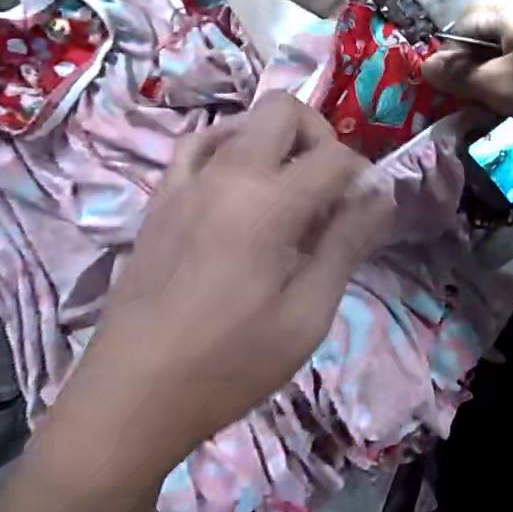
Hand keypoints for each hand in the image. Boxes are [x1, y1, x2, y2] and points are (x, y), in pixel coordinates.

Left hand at [55, 94, 391, 478]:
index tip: (366, 210)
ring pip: (241, 120)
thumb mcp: (309, 313)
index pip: (335, 156)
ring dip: (277, 139)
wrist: (130, 400)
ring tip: (290, 188)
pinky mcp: (159, 202)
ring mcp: (186, 184)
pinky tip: (240, 184)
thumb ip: (347, 243)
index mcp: (269, 204)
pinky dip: (229, 146)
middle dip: (321, 136)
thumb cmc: (232, 363)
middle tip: (330, 188)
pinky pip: (196, 146)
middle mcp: (226, 176)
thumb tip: (382, 194)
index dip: (362, 175)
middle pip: (285, 111)